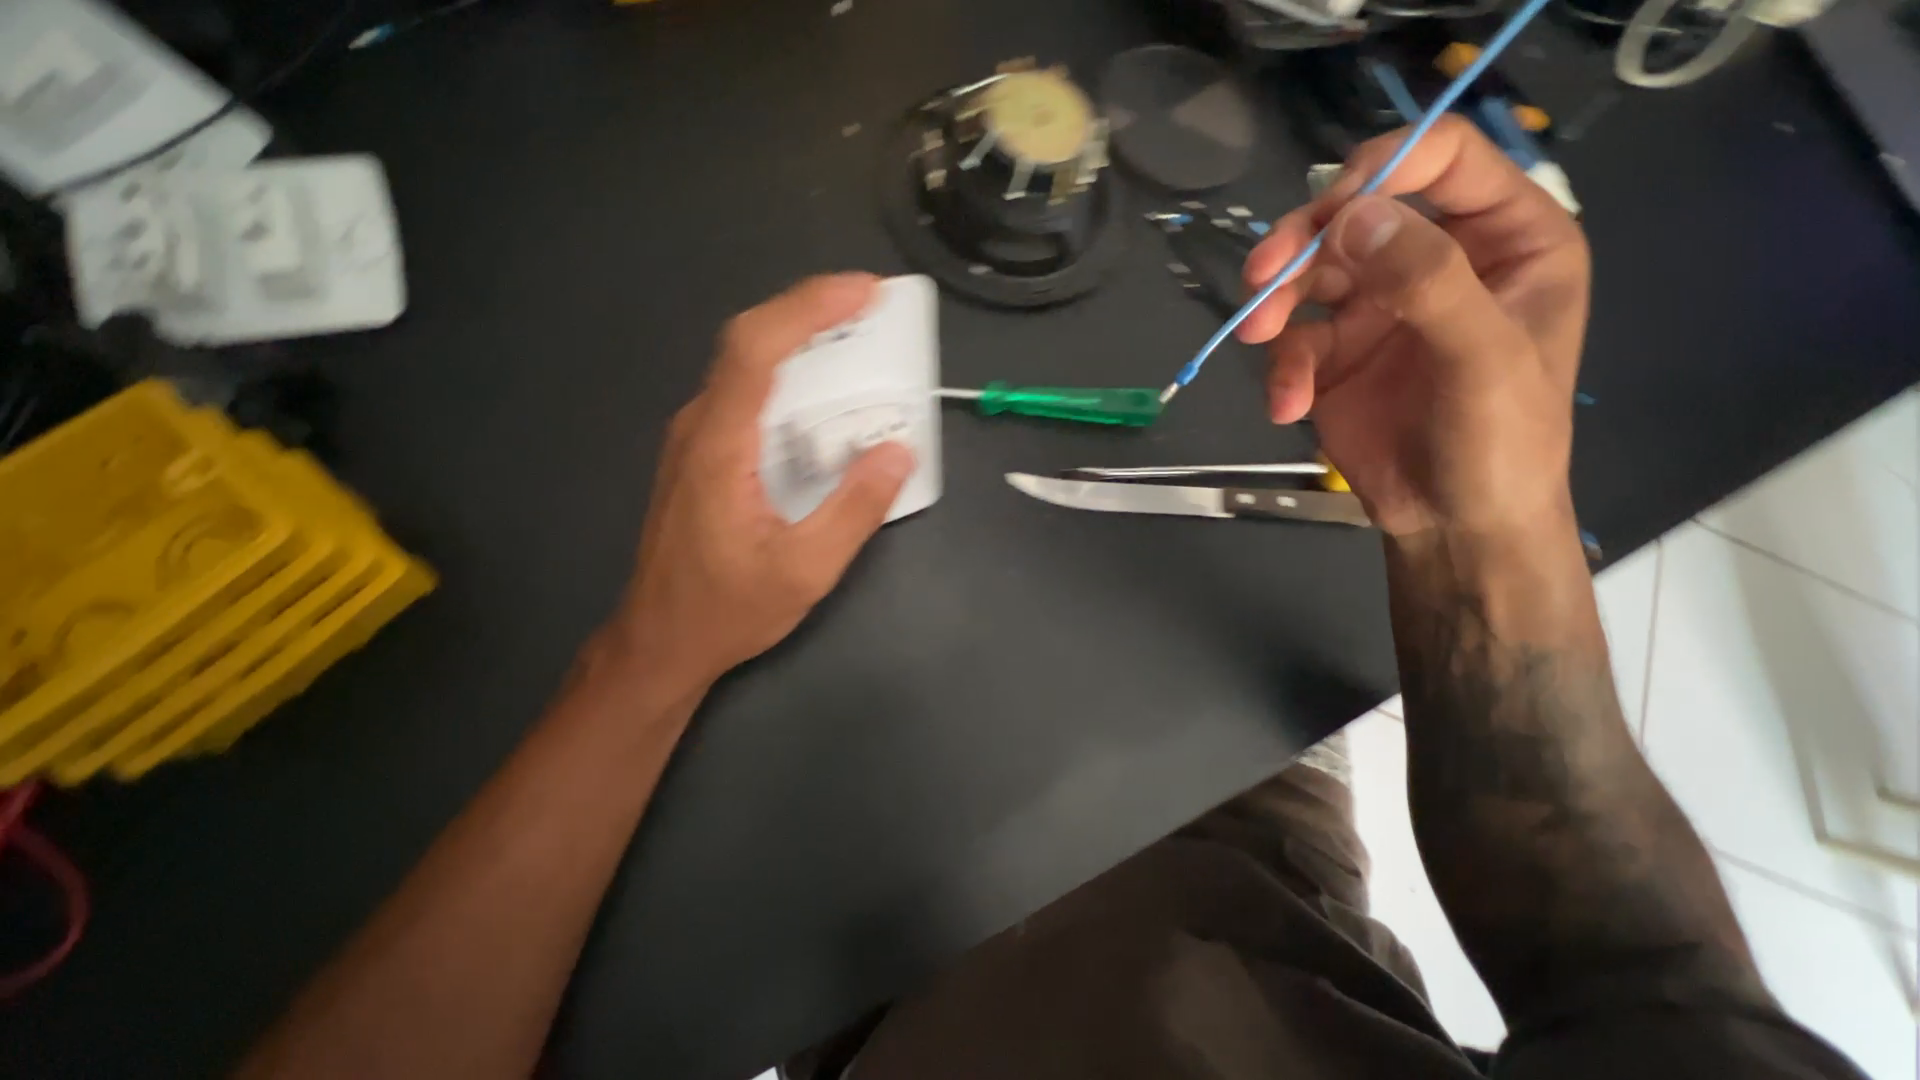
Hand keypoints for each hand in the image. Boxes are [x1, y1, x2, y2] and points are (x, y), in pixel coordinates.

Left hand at [605, 274, 914, 694]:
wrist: (658, 642)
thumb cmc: (727, 610)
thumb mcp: (805, 570)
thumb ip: (855, 509)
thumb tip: (899, 451)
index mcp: (720, 446)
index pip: (756, 348)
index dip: (810, 308)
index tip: (865, 293)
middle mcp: (698, 427)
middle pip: (747, 342)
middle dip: (810, 311)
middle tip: (870, 304)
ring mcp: (692, 439)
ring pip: (742, 364)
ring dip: (797, 338)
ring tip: (853, 335)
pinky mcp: (697, 454)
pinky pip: (742, 392)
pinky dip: (784, 373)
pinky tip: (817, 392)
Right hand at [1237, 116, 1590, 539]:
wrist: (1455, 526)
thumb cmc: (1502, 440)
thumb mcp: (1482, 355)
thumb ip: (1427, 278)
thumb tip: (1352, 214)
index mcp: (1505, 239)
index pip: (1444, 161)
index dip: (1385, 166)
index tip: (1330, 206)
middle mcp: (1438, 260)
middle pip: (1358, 212)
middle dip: (1304, 241)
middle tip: (1262, 272)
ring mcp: (1382, 306)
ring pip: (1311, 271)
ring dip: (1277, 302)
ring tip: (1258, 336)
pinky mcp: (1336, 352)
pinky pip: (1294, 339)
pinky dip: (1283, 369)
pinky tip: (1288, 406)